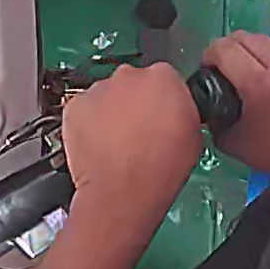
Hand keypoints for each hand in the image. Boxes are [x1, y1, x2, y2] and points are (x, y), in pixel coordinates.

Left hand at [61, 63, 201, 234]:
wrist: (123, 191)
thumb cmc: (159, 169)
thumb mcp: (193, 136)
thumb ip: (184, 111)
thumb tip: (179, 111)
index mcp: (164, 78)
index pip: (165, 78)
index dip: (164, 100)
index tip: (161, 114)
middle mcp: (130, 77)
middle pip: (133, 83)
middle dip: (136, 102)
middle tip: (140, 132)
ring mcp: (100, 90)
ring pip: (108, 96)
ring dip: (112, 113)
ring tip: (119, 143)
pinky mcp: (76, 106)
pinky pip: (84, 109)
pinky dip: (89, 122)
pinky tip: (100, 144)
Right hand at [202, 32, 269, 182]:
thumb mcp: (229, 140)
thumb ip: (211, 112)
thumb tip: (203, 92)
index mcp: (259, 85)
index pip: (225, 49)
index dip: (209, 55)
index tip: (208, 69)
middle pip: (243, 37)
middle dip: (227, 48)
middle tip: (224, 67)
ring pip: (263, 38)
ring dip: (249, 48)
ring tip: (246, 67)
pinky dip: (269, 52)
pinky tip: (266, 68)